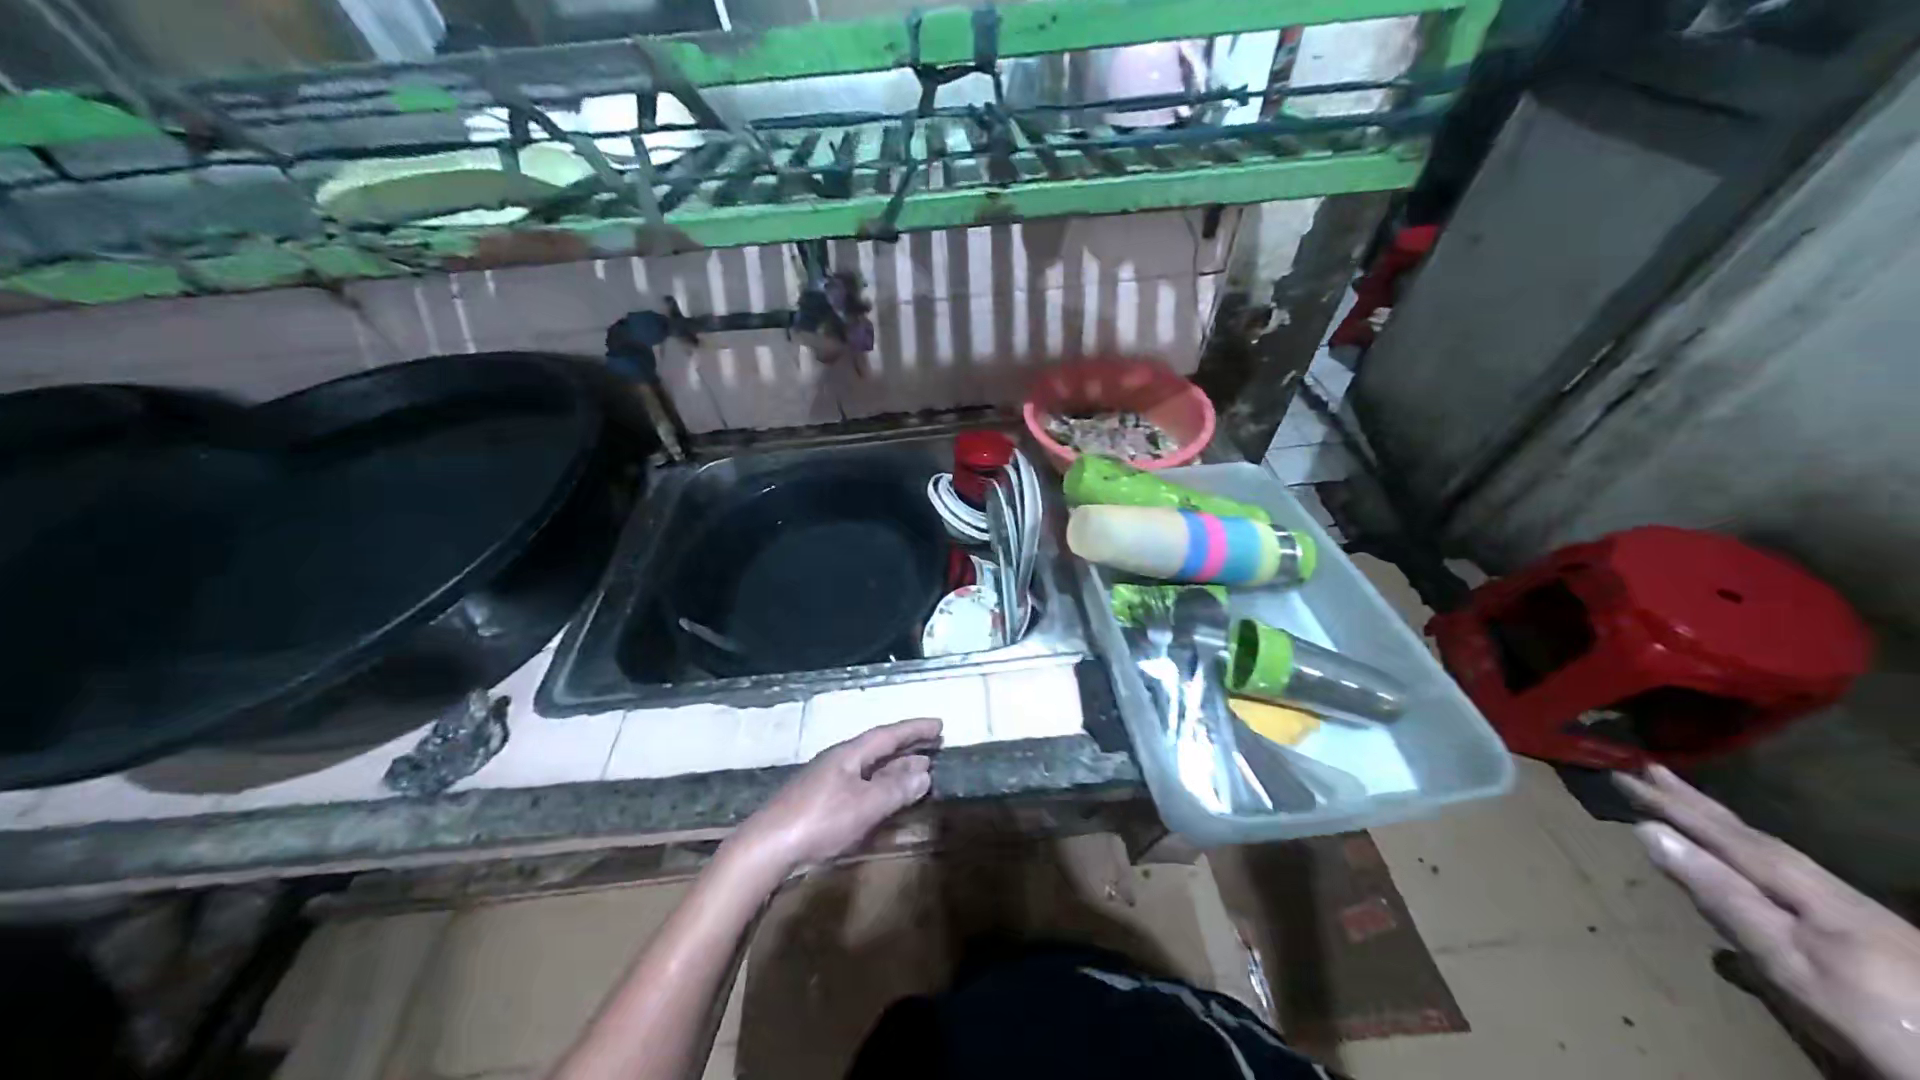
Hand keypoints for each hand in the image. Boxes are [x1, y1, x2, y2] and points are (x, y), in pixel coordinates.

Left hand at [728, 718, 941, 877]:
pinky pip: (861, 786)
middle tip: (934, 744)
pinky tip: (885, 799)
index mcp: (849, 754)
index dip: (914, 729)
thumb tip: (924, 772)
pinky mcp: (820, 803)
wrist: (767, 847)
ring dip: (896, 769)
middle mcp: (839, 762)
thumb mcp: (865, 805)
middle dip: (908, 747)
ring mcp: (828, 782)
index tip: (940, 725)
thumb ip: (896, 789)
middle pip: (879, 749)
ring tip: (920, 771)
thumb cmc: (820, 820)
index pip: (888, 735)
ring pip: (870, 769)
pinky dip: (880, 787)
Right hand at [1618, 765, 1919, 1079]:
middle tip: (1649, 769)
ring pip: (1770, 856)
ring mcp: (1849, 915)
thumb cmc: (1870, 1012)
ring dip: (1719, 827)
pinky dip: (1747, 859)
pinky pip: (1784, 877)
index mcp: (1804, 887)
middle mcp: (1824, 889)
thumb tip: (1650, 832)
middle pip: (1751, 839)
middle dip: (1696, 805)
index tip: (1620, 776)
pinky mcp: (1862, 938)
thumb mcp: (1785, 958)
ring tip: (1685, 808)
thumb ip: (1722, 896)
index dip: (1669, 806)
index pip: (1722, 836)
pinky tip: (1740, 872)